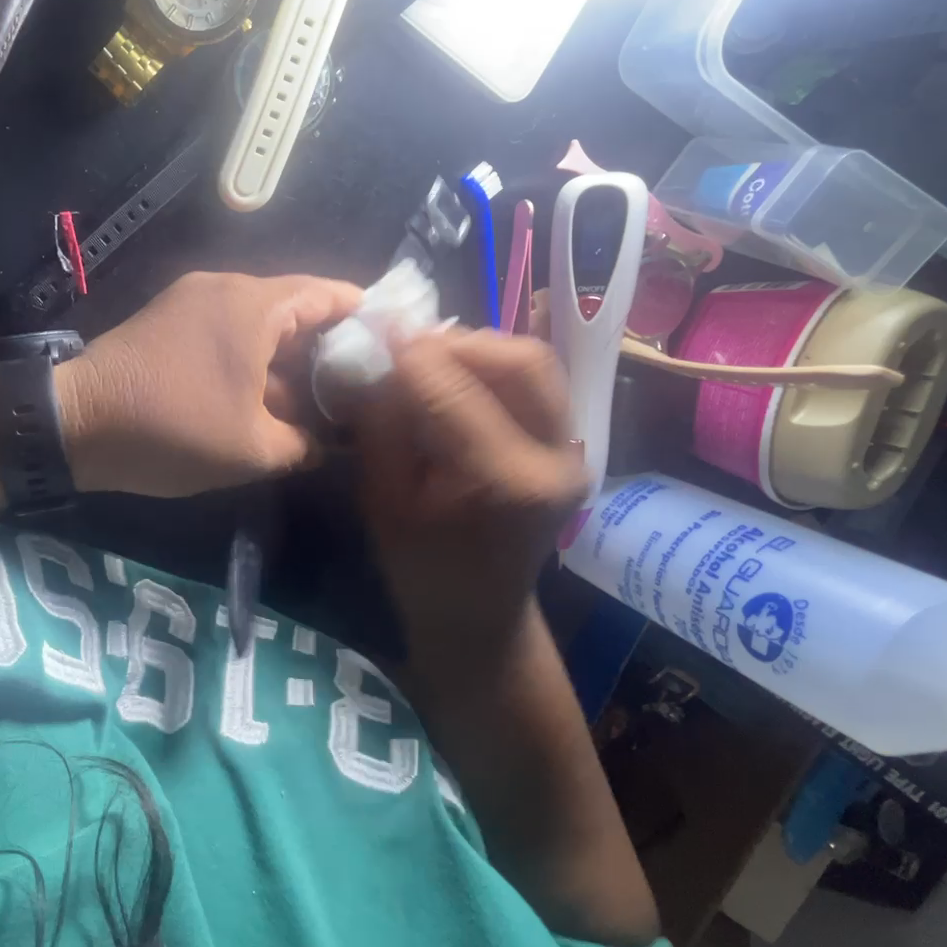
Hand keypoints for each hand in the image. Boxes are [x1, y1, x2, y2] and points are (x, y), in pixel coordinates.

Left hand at [57, 272, 361, 497]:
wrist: (72, 425)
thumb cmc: (170, 430)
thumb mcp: (252, 449)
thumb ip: (305, 442)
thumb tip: (327, 441)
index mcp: (254, 304)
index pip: (332, 294)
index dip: (368, 322)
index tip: (392, 355)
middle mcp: (225, 287)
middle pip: (298, 308)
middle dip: (330, 350)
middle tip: (360, 392)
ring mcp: (191, 301)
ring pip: (261, 324)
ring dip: (290, 361)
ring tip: (320, 405)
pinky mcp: (167, 322)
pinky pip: (228, 333)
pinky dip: (254, 360)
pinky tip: (269, 400)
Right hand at [353, 328, 588, 667]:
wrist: (478, 615)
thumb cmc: (418, 568)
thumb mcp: (381, 499)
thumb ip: (381, 424)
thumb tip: (374, 359)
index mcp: (501, 481)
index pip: (454, 389)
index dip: (412, 353)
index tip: (376, 331)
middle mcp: (553, 459)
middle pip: (521, 360)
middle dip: (459, 341)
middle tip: (410, 348)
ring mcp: (572, 452)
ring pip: (536, 364)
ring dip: (480, 350)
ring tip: (432, 363)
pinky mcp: (571, 447)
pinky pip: (536, 385)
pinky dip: (494, 370)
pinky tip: (457, 384)